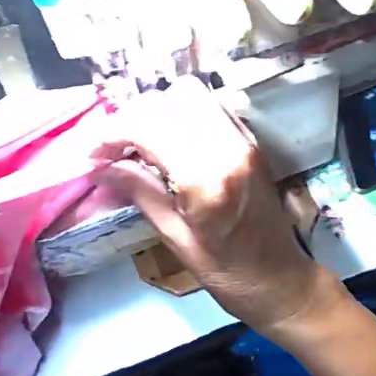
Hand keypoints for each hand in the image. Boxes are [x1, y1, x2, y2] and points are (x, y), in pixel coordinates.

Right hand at [96, 78, 337, 333]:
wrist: (282, 281)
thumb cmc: (226, 274)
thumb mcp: (175, 238)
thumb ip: (139, 192)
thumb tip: (98, 167)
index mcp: (205, 180)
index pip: (148, 128)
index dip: (112, 134)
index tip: (94, 153)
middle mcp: (227, 149)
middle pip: (167, 101)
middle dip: (132, 118)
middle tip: (115, 150)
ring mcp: (243, 141)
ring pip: (190, 94)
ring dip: (158, 111)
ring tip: (141, 143)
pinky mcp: (251, 141)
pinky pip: (211, 105)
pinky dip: (183, 113)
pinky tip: (171, 142)